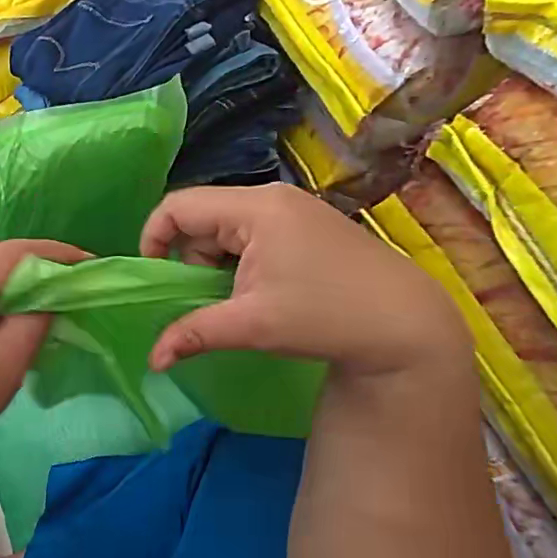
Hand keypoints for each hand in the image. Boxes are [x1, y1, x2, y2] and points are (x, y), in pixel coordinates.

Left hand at [0, 239, 88, 455]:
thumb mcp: (10, 359)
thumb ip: (39, 316)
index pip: (13, 253)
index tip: (91, 263)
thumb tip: (57, 293)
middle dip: (42, 262)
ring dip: (23, 275)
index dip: (56, 254)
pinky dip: (3, 288)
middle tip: (79, 275)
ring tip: (58, 287)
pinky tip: (23, 302)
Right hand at [142, 183, 467, 377]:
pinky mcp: (311, 226)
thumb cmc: (323, 316)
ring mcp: (296, 209)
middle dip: (192, 260)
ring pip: (231, 229)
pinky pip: (257, 235)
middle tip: (207, 302)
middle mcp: (273, 198)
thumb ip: (194, 334)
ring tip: (240, 304)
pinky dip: (245, 264)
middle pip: (205, 218)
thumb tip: (152, 360)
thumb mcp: (252, 325)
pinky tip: (265, 294)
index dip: (153, 238)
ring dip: (220, 266)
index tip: (154, 279)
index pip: (179, 206)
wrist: (404, 322)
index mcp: (254, 209)